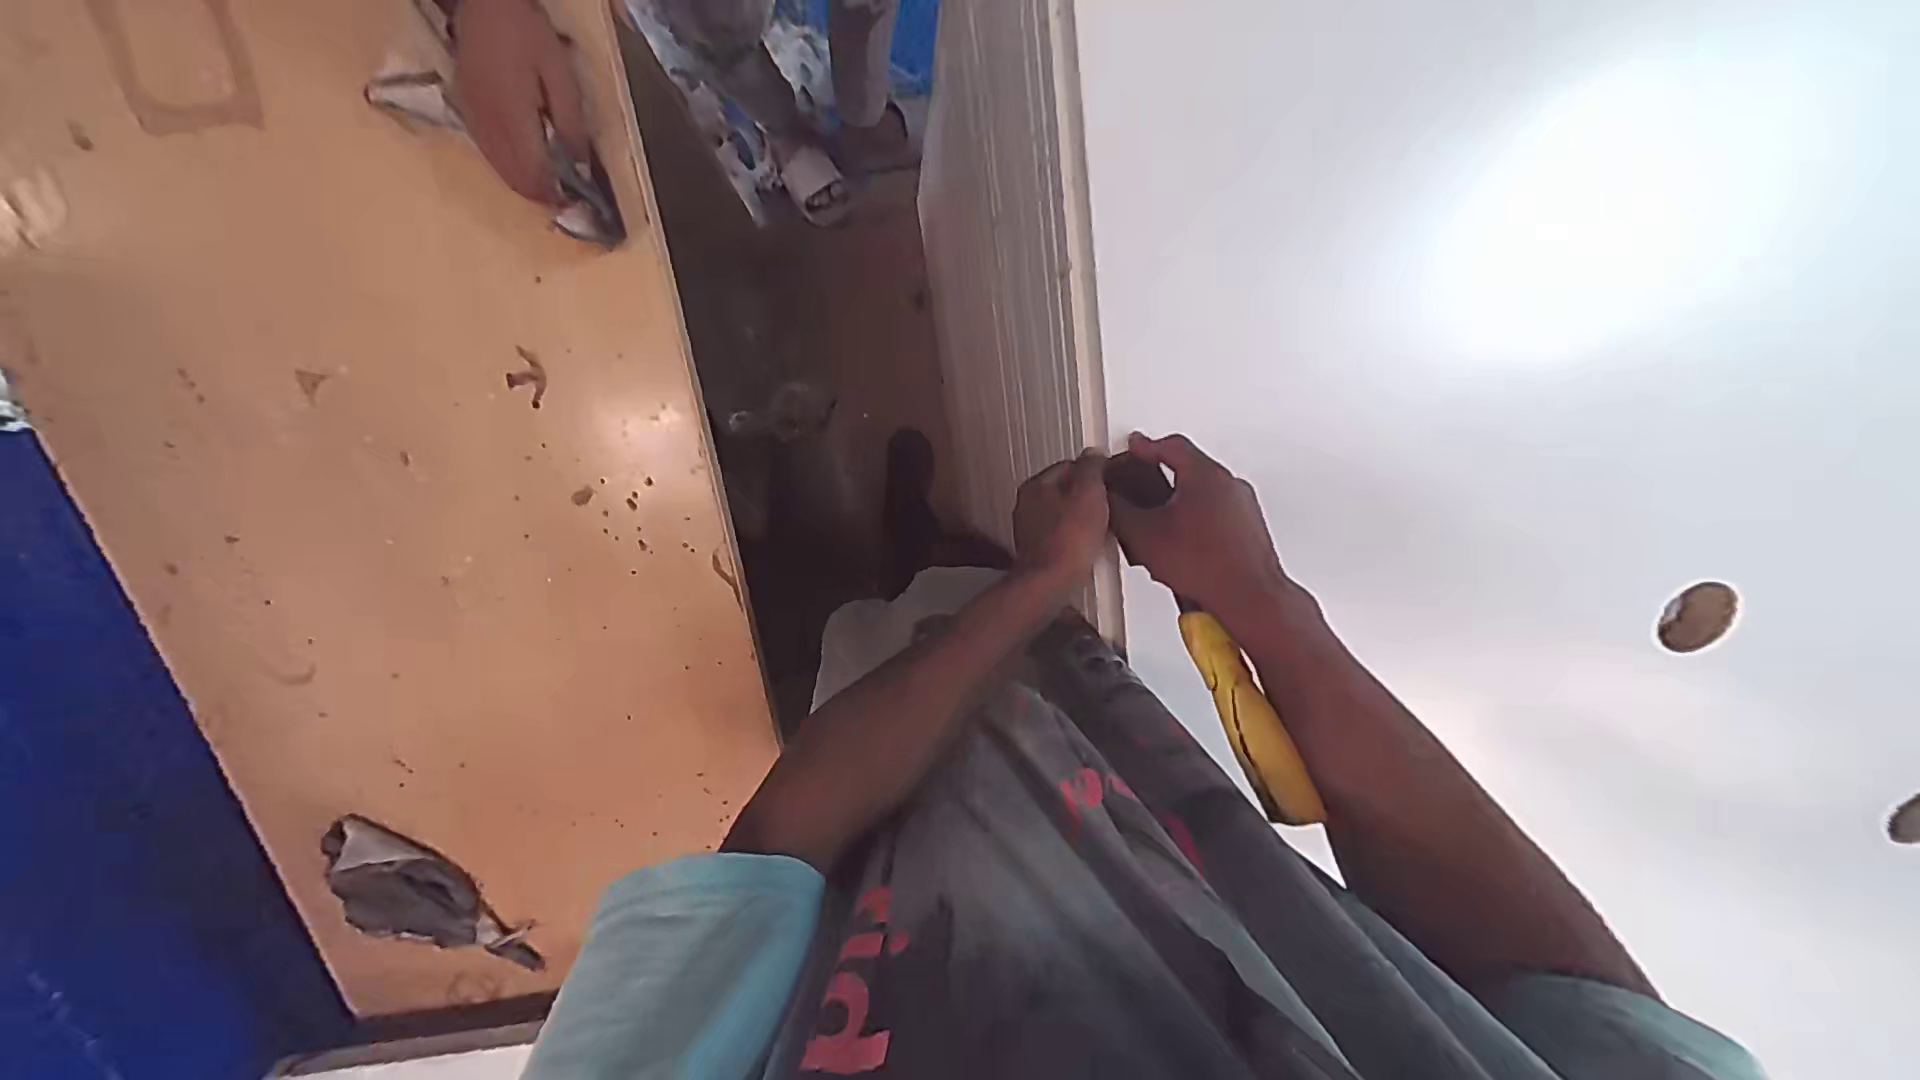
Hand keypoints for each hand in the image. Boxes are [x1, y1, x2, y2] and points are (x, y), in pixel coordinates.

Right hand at [452, 0, 590, 203]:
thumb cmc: (530, 35)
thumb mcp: (563, 82)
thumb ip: (572, 128)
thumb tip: (581, 170)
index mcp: (513, 118)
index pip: (535, 175)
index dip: (555, 196)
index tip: (576, 204)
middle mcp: (488, 123)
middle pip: (515, 178)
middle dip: (541, 195)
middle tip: (566, 198)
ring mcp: (472, 115)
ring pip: (500, 168)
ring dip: (525, 183)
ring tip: (551, 185)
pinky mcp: (465, 106)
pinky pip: (487, 150)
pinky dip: (509, 166)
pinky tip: (527, 162)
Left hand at [1011, 450, 1109, 583]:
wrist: (1051, 581)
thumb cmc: (1066, 542)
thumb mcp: (1090, 493)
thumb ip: (1092, 468)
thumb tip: (1094, 456)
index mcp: (1035, 486)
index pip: (1067, 466)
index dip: (1092, 472)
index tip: (1106, 480)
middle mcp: (1027, 507)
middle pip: (1064, 492)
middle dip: (1086, 499)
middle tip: (1104, 507)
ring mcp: (1031, 531)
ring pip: (1063, 517)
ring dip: (1082, 522)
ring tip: (1098, 531)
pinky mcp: (1039, 552)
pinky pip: (1062, 539)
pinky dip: (1076, 541)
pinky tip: (1087, 549)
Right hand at [1107, 432, 1289, 613]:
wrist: (1247, 597)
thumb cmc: (1208, 566)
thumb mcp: (1143, 534)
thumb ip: (1118, 510)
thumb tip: (1108, 500)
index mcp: (1205, 476)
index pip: (1172, 445)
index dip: (1146, 446)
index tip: (1136, 447)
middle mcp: (1229, 486)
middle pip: (1190, 467)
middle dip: (1162, 476)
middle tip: (1144, 481)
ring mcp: (1243, 508)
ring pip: (1204, 492)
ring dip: (1179, 501)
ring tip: (1160, 521)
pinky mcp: (1248, 529)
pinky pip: (1217, 513)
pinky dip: (1196, 520)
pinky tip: (1180, 545)